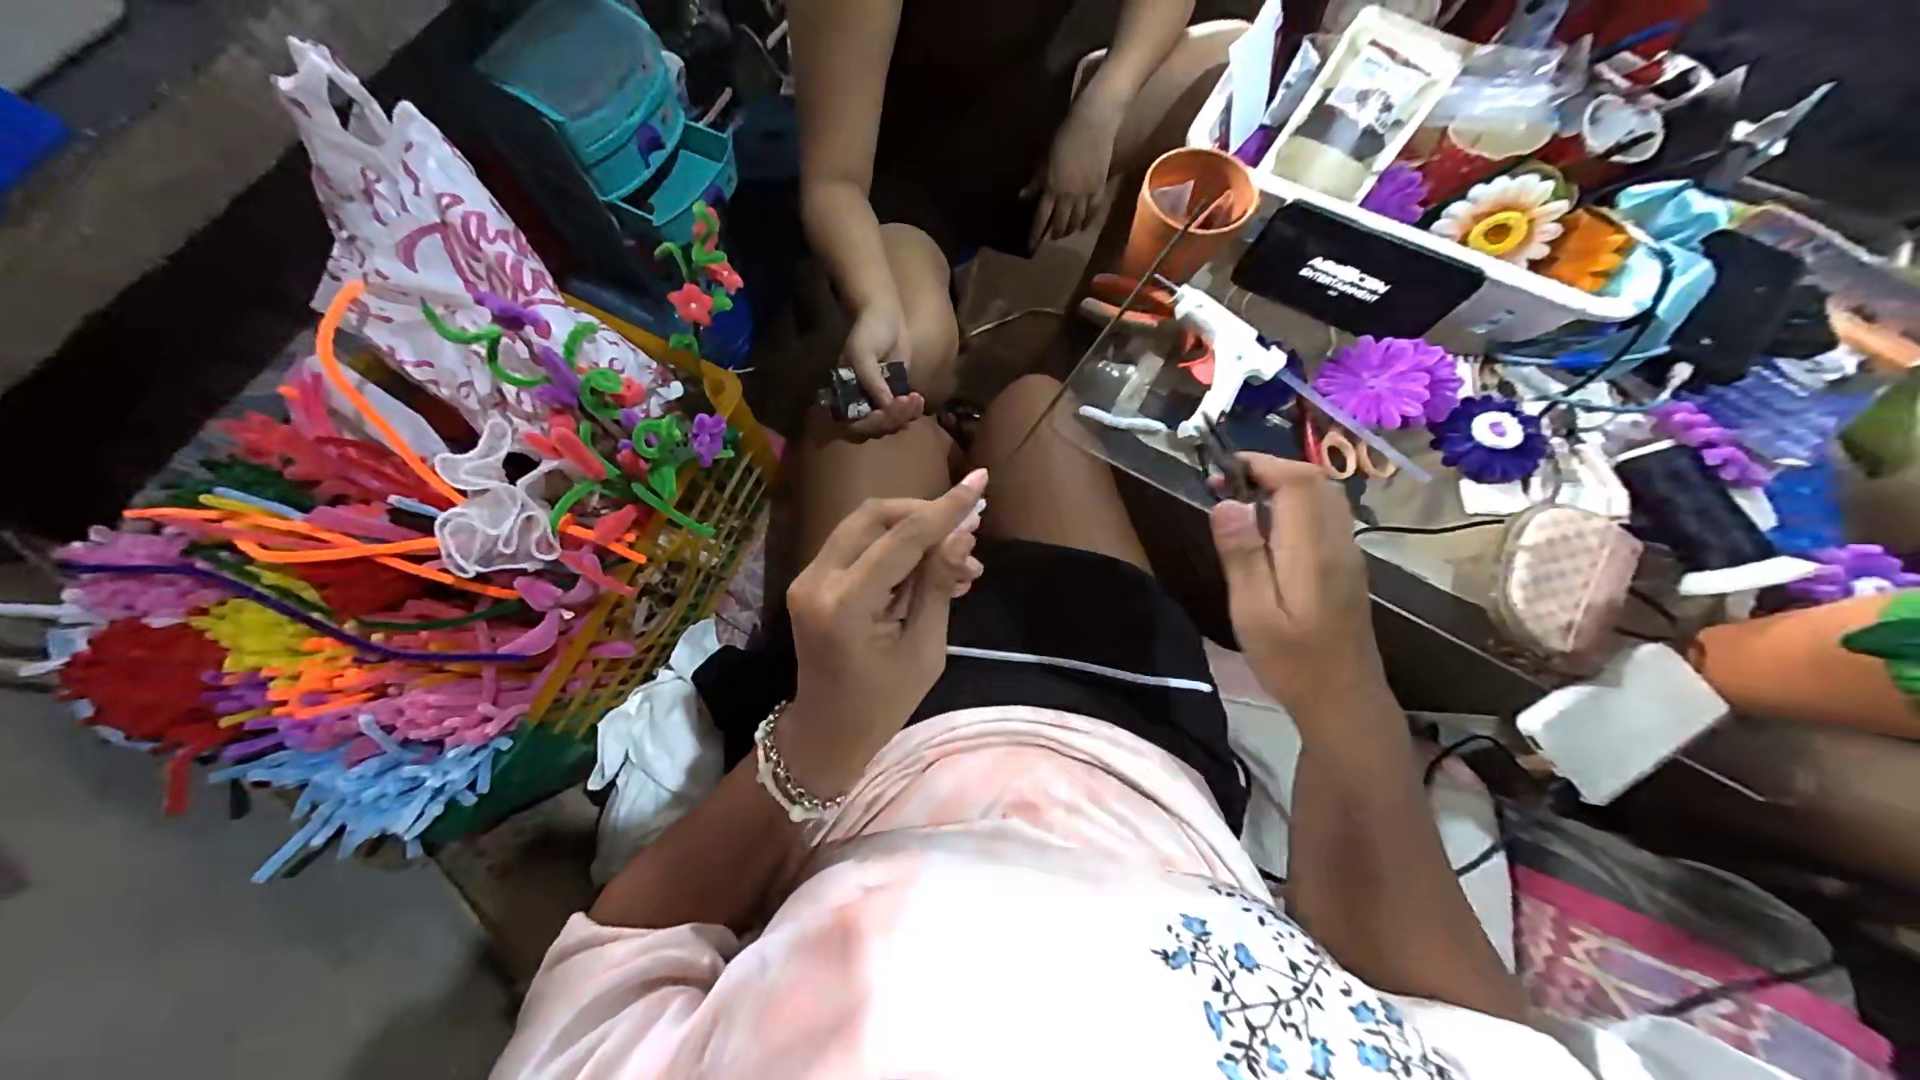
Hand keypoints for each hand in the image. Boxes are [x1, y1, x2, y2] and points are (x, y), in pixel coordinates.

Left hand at [781, 469, 989, 793]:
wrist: (826, 733)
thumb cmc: (882, 705)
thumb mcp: (925, 650)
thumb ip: (938, 585)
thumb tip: (962, 535)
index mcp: (845, 604)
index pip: (902, 538)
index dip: (946, 508)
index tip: (981, 480)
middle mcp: (817, 580)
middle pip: (876, 516)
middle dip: (926, 514)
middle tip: (969, 532)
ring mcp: (808, 578)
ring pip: (865, 525)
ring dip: (913, 530)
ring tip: (959, 561)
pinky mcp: (812, 580)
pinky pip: (858, 546)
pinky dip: (895, 547)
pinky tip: (930, 568)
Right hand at [840, 299, 925, 439]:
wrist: (887, 317)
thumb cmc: (868, 332)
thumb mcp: (863, 353)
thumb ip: (871, 379)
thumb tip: (885, 405)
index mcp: (845, 393)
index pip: (854, 423)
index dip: (869, 424)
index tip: (883, 412)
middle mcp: (860, 401)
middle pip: (875, 427)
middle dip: (892, 418)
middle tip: (905, 400)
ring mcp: (879, 400)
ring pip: (891, 423)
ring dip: (905, 415)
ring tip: (915, 398)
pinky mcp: (896, 394)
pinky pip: (904, 413)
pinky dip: (912, 410)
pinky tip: (918, 398)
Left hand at [1026, 94, 1122, 250]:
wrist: (1093, 123)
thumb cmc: (1064, 137)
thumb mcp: (1045, 160)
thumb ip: (1036, 181)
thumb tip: (1023, 197)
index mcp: (1051, 189)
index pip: (1041, 219)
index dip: (1035, 234)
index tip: (1031, 247)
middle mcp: (1068, 196)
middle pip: (1060, 224)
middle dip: (1054, 234)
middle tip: (1050, 238)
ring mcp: (1085, 194)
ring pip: (1077, 221)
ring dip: (1069, 230)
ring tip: (1065, 232)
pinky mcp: (1100, 188)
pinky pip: (1094, 212)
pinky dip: (1088, 221)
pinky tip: (1083, 226)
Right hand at [1209, 454, 1386, 714]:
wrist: (1343, 701)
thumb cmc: (1291, 661)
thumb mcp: (1253, 613)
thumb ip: (1242, 556)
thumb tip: (1227, 502)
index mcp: (1313, 550)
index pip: (1298, 481)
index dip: (1261, 463)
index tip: (1222, 470)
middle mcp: (1338, 543)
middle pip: (1316, 482)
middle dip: (1271, 469)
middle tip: (1227, 484)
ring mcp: (1347, 555)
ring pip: (1324, 498)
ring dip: (1284, 486)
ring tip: (1241, 502)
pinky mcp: (1345, 568)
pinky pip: (1325, 518)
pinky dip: (1295, 506)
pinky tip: (1267, 531)